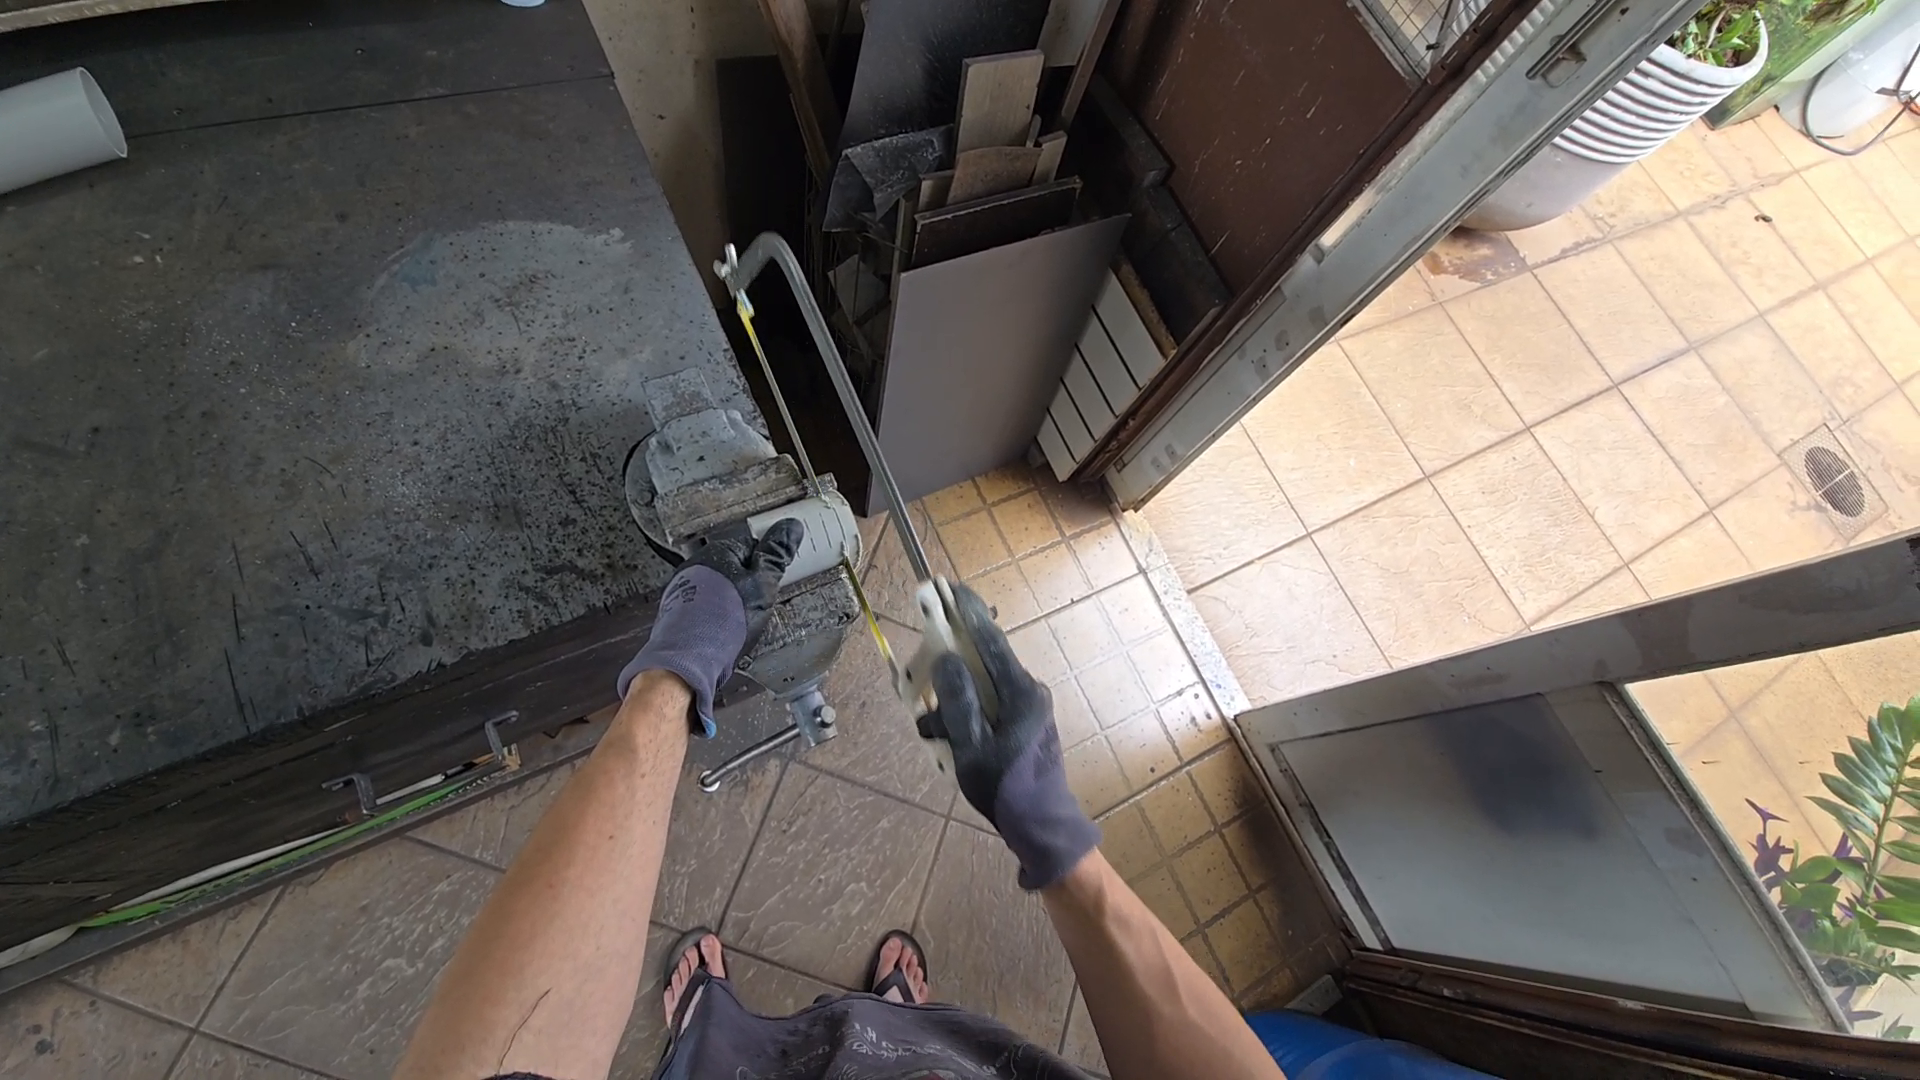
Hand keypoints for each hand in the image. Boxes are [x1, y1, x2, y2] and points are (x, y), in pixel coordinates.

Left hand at [618, 518, 803, 735]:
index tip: (777, 575)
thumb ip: (777, 555)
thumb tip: (790, 526)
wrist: (689, 659)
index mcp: (716, 551)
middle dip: (749, 582)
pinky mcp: (680, 614)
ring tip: (746, 619)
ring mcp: (684, 590)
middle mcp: (695, 566)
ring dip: (733, 601)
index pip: (751, 544)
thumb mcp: (763, 583)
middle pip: (733, 567)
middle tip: (763, 599)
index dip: (767, 561)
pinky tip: (729, 630)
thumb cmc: (726, 618)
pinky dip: (720, 616)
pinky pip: (707, 608)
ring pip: (719, 589)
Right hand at [916, 584, 1098, 888]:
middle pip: (982, 661)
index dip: (968, 611)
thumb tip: (946, 660)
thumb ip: (958, 701)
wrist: (1041, 826)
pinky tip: (945, 738)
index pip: (990, 638)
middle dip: (949, 665)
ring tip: (929, 729)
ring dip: (952, 701)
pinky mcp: (1022, 723)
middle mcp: (1027, 691)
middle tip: (922, 670)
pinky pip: (987, 705)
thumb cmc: (1005, 787)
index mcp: (1020, 691)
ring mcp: (1026, 707)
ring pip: (981, 687)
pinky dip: (964, 715)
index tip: (949, 588)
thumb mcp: (972, 746)